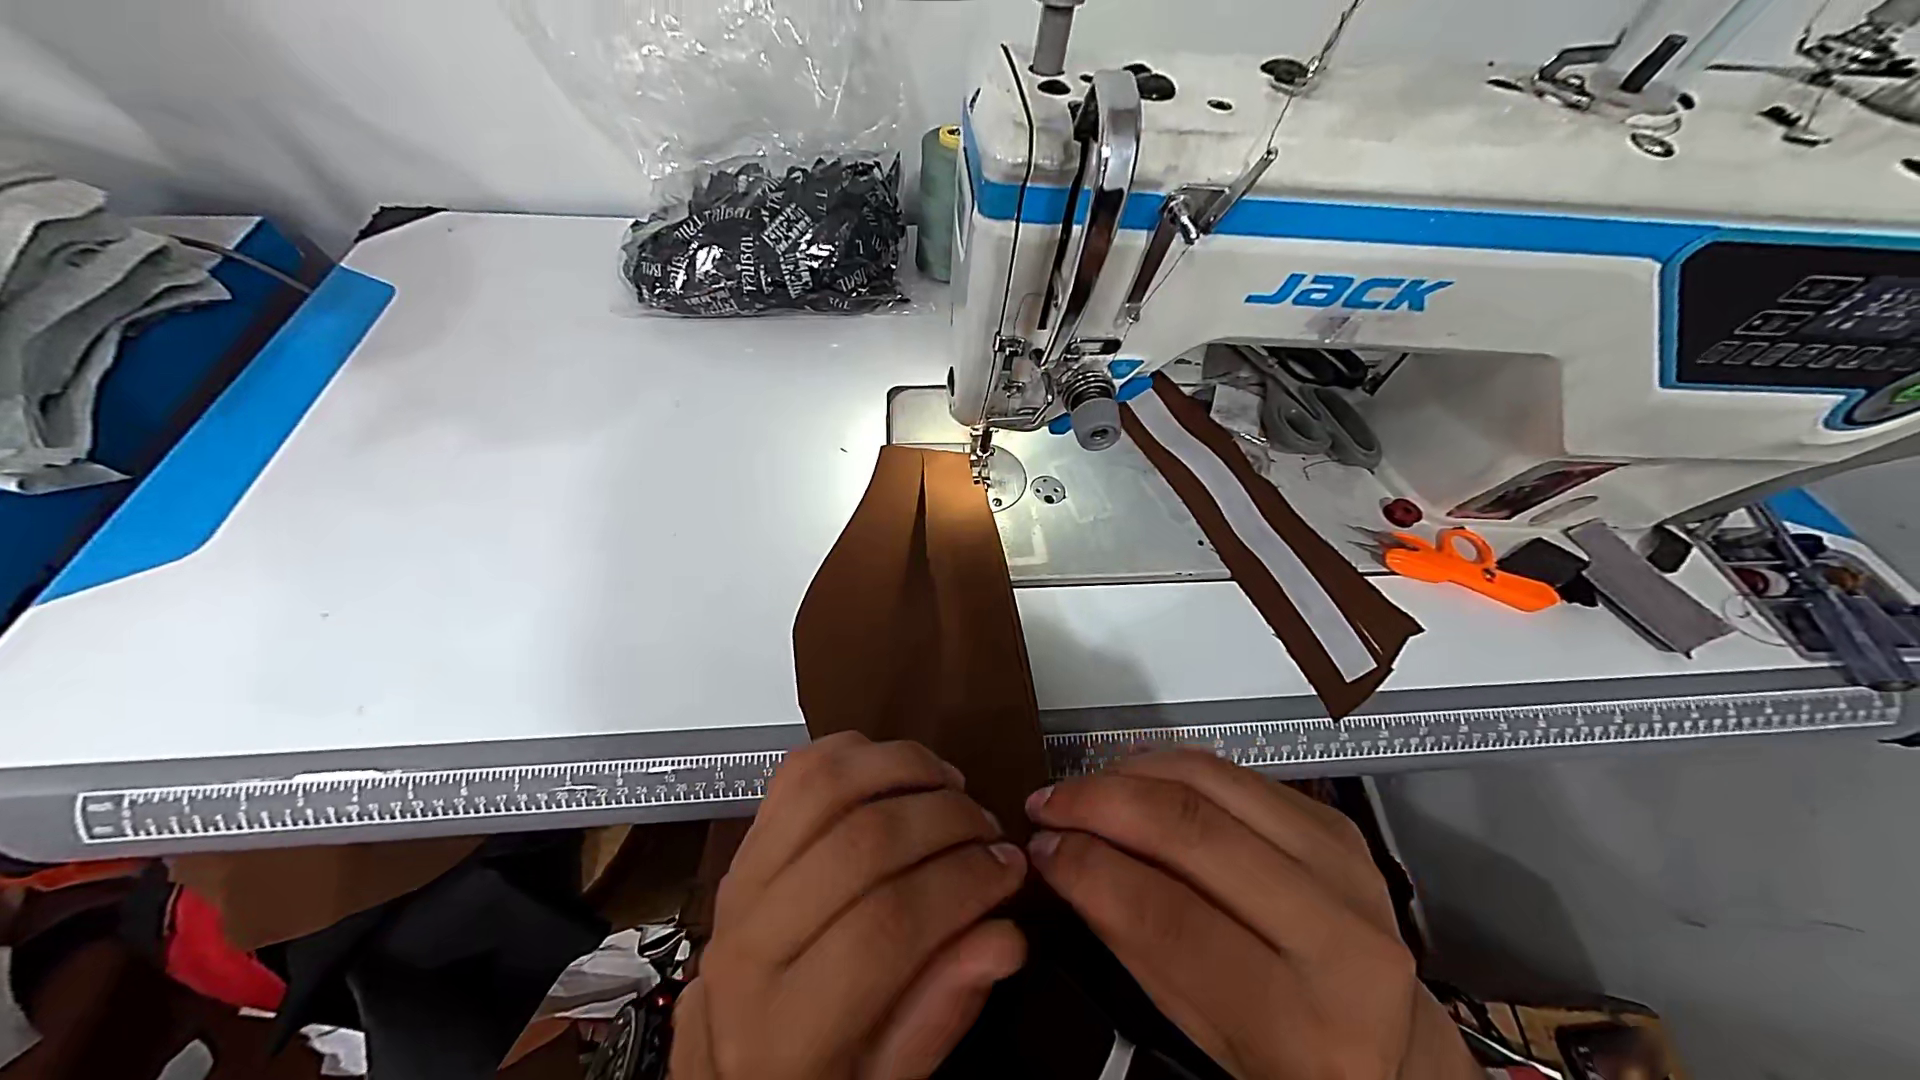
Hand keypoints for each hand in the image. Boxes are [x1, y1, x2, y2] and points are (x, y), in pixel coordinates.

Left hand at [672, 732, 1028, 1079]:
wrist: (731, 1051)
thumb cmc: (816, 1068)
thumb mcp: (886, 1075)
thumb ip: (942, 1008)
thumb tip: (1004, 937)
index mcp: (784, 1026)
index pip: (886, 928)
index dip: (962, 885)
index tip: (1008, 869)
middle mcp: (751, 942)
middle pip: (861, 844)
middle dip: (947, 821)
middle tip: (989, 830)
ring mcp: (742, 879)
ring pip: (827, 786)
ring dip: (905, 769)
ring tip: (951, 787)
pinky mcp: (746, 840)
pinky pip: (801, 770)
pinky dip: (859, 752)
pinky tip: (899, 770)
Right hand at [1024, 750, 1478, 1079]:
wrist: (1387, 1044)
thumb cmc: (1279, 1054)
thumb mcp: (1200, 1029)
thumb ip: (1132, 940)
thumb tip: (1064, 858)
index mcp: (1302, 1019)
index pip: (1171, 918)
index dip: (1090, 870)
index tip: (1040, 848)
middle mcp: (1338, 929)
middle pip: (1192, 829)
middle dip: (1100, 802)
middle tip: (1048, 803)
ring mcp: (1343, 863)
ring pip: (1210, 780)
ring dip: (1127, 772)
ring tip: (1081, 786)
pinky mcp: (1334, 822)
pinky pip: (1232, 771)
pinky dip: (1168, 765)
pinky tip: (1132, 779)